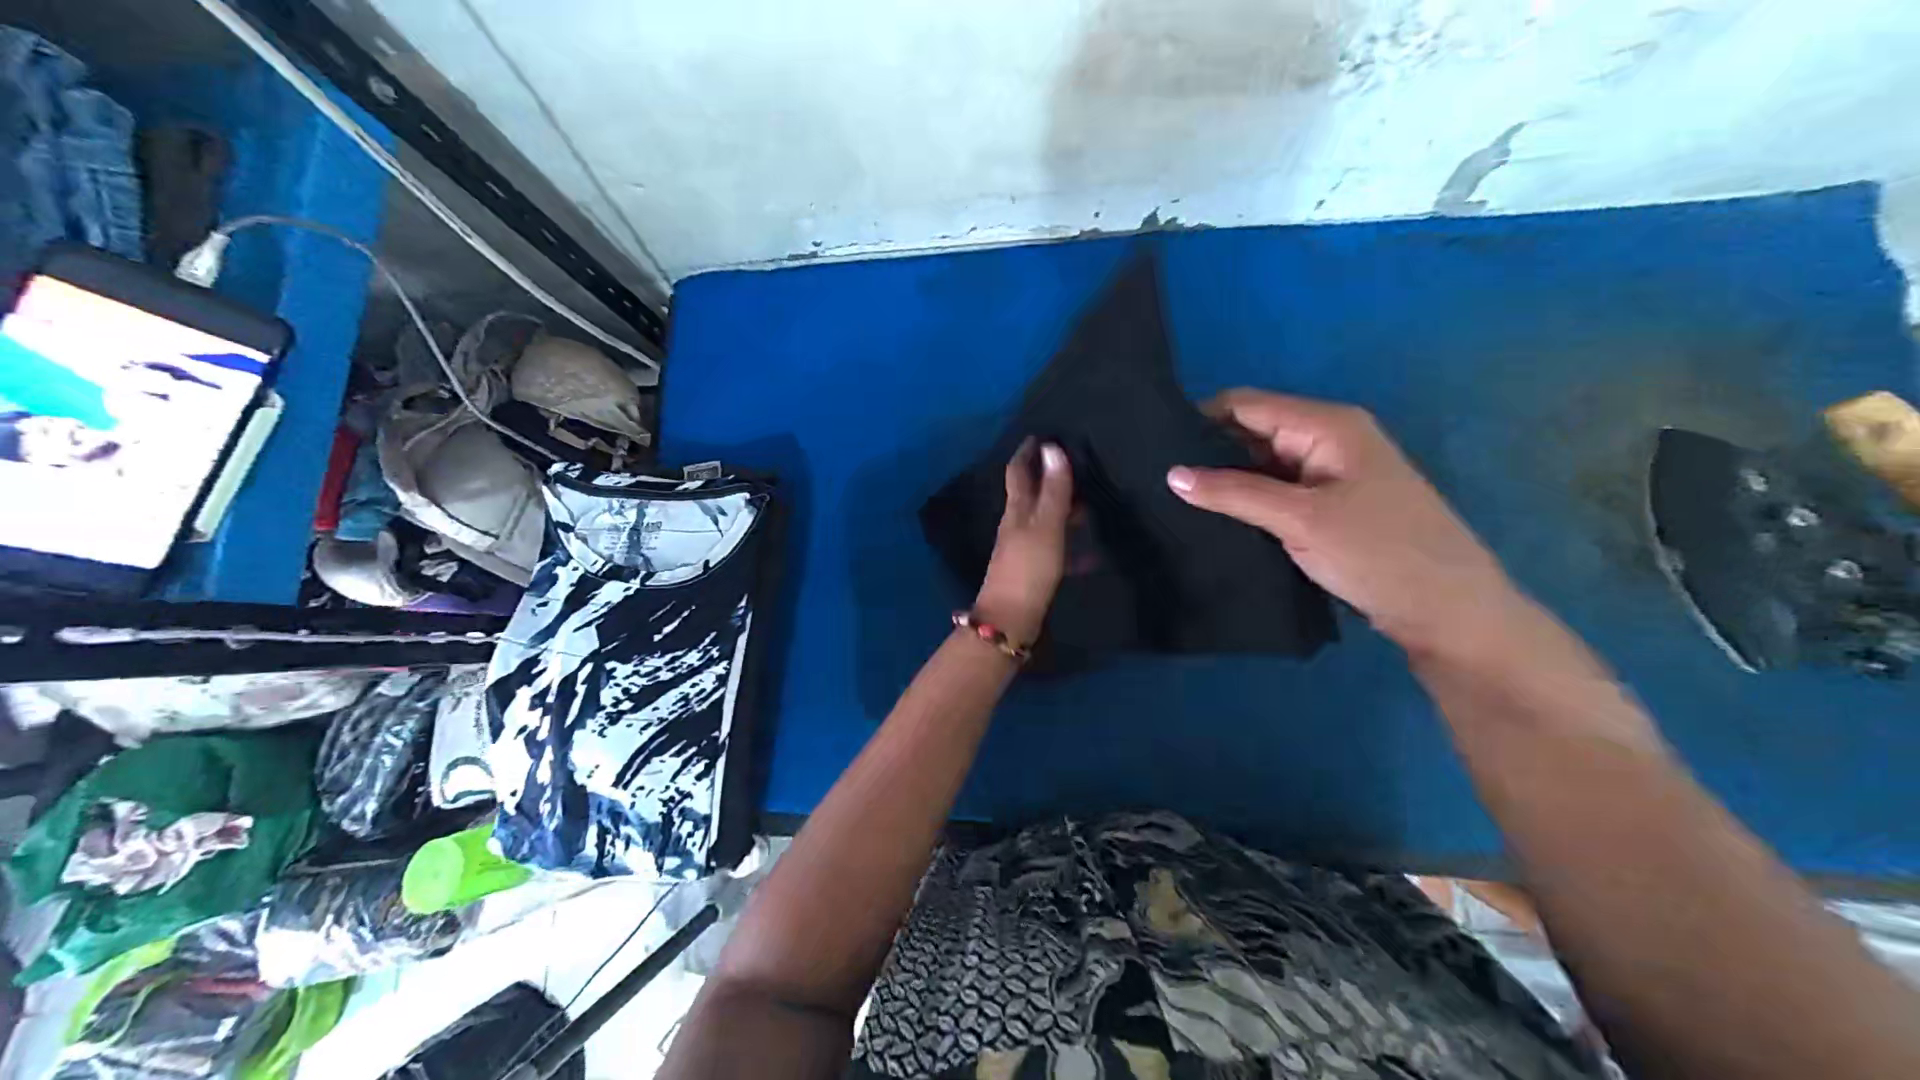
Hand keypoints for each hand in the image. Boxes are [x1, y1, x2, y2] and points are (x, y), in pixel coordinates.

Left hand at [974, 438, 1072, 644]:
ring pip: (1044, 521)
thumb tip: (1052, 447)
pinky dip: (1071, 544)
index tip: (1040, 435)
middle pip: (1031, 495)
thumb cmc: (1029, 567)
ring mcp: (1023, 549)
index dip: (1026, 453)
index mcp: (1017, 510)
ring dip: (1063, 509)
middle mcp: (1016, 525)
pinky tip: (1091, 552)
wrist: (1012, 619)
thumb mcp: (1045, 525)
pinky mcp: (1033, 571)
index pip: (1018, 472)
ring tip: (1090, 502)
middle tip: (1074, 464)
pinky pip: (1056, 549)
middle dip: (1048, 477)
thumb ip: (1053, 489)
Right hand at [1166, 389, 1522, 654]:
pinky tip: (1213, 518)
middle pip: (1251, 431)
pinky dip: (1245, 501)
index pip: (1246, 404)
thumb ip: (1233, 493)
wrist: (1448, 612)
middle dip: (1207, 452)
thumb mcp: (1300, 520)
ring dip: (1225, 480)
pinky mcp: (1327, 506)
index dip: (1199, 419)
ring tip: (1174, 500)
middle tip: (1157, 479)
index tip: (1154, 448)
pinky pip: (1274, 492)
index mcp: (1327, 425)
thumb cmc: (1379, 553)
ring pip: (1260, 465)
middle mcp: (1327, 439)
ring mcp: (1328, 474)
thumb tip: (1171, 474)